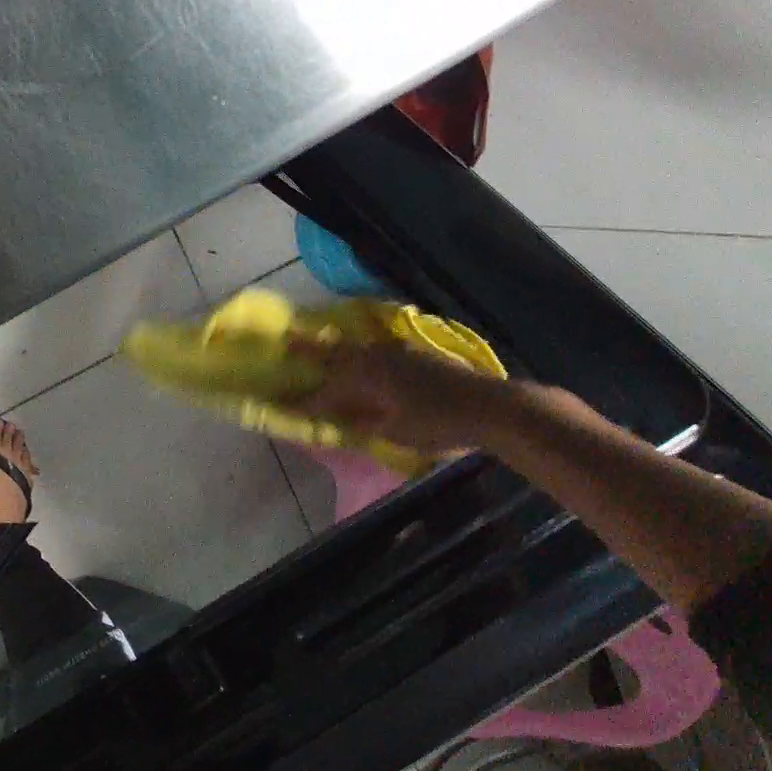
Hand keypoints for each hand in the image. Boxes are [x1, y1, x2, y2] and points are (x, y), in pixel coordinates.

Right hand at [287, 339, 564, 455]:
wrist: (494, 407)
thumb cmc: (439, 423)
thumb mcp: (395, 431)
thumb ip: (362, 422)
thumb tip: (338, 418)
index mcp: (364, 376)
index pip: (324, 391)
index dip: (302, 400)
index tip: (278, 403)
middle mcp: (374, 358)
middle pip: (334, 352)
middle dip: (308, 348)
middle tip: (286, 339)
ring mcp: (397, 353)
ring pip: (356, 348)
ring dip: (336, 347)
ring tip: (320, 343)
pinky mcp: (416, 356)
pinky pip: (376, 350)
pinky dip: (361, 352)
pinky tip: (362, 356)